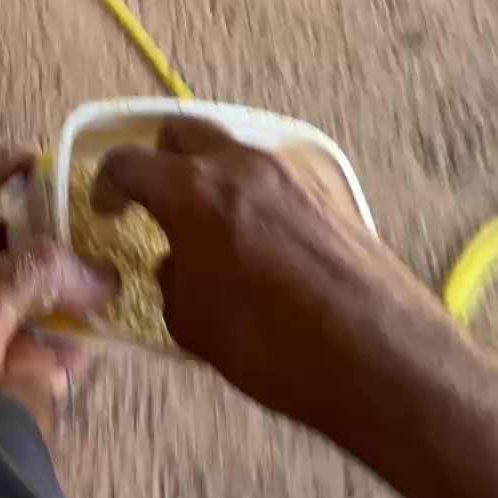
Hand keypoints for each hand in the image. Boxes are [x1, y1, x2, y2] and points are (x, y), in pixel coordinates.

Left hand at [0, 149, 118, 489]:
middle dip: (53, 242)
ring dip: (61, 301)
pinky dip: (51, 350)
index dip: (9, 166)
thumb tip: (104, 274)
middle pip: (11, 241)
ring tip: (106, 303)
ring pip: (24, 296)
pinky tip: (80, 359)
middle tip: (102, 242)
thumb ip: (45, 273)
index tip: (50, 159)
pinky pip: (24, 345)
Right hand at [93, 117, 438, 433]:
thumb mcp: (189, 321)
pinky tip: (261, 238)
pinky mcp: (333, 193)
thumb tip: (177, 262)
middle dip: (158, 157)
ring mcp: (291, 173)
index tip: (106, 209)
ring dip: (208, 171)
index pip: (126, 163)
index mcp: (189, 189)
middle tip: (155, 195)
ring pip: (231, 148)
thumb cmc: (272, 345)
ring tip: (211, 219)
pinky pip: (273, 175)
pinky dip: (252, 192)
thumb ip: (170, 276)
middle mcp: (237, 164)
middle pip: (179, 130)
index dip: (106, 185)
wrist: (391, 368)